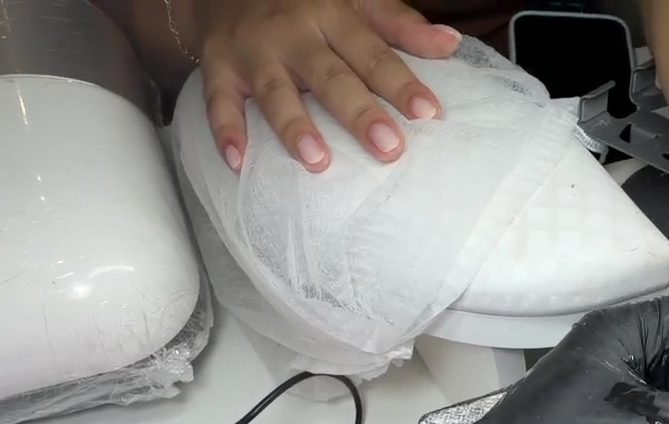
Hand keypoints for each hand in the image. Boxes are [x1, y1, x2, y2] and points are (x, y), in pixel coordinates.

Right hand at [189, 0, 459, 171]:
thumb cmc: (304, 1)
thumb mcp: (353, 0)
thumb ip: (399, 26)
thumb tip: (451, 44)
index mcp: (330, 13)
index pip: (372, 52)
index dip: (400, 83)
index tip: (428, 112)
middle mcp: (292, 32)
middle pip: (329, 76)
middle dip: (358, 112)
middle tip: (388, 148)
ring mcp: (254, 50)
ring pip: (275, 91)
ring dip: (294, 127)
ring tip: (318, 162)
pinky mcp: (219, 65)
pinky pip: (218, 100)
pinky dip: (226, 130)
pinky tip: (238, 163)